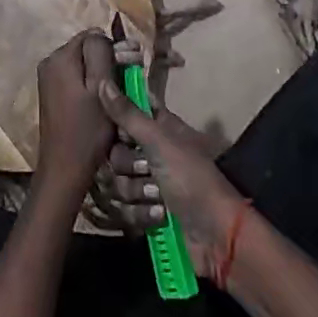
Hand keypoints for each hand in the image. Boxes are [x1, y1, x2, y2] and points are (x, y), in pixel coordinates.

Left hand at [34, 30, 115, 182]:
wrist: (65, 167)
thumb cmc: (88, 128)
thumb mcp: (101, 87)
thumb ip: (100, 53)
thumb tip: (99, 34)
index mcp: (60, 58)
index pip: (93, 36)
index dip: (113, 48)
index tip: (131, 66)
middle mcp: (50, 62)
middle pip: (86, 48)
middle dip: (108, 59)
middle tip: (130, 77)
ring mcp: (48, 78)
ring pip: (83, 63)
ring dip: (102, 71)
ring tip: (120, 89)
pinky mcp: (52, 93)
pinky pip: (76, 76)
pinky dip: (91, 82)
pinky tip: (104, 98)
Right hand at [96, 77, 245, 271]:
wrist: (215, 235)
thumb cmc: (191, 179)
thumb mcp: (160, 142)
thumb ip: (129, 115)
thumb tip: (102, 81)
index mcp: (159, 128)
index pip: (126, 114)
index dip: (119, 124)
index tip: (121, 133)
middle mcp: (152, 152)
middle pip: (114, 153)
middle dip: (127, 167)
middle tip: (147, 170)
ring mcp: (148, 184)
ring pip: (116, 183)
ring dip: (136, 194)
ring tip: (158, 198)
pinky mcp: (146, 213)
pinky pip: (124, 210)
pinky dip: (142, 215)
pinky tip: (160, 217)